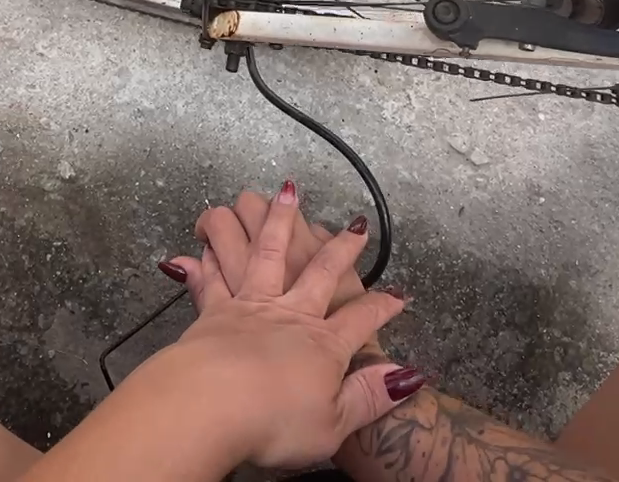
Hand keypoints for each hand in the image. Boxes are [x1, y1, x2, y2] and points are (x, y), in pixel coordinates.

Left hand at [155, 181, 411, 468]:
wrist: (213, 404)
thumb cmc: (274, 421)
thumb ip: (370, 396)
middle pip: (321, 271)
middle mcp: (289, 313)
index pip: (361, 319)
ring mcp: (251, 303)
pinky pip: (214, 275)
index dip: (382, 308)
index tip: (399, 295)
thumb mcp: (334, 425)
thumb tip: (409, 376)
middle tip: (356, 227)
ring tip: (287, 193)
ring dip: (279, 218)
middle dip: (342, 249)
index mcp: (322, 344)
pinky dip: (211, 257)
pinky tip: (208, 242)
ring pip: (268, 249)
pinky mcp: (215, 307)